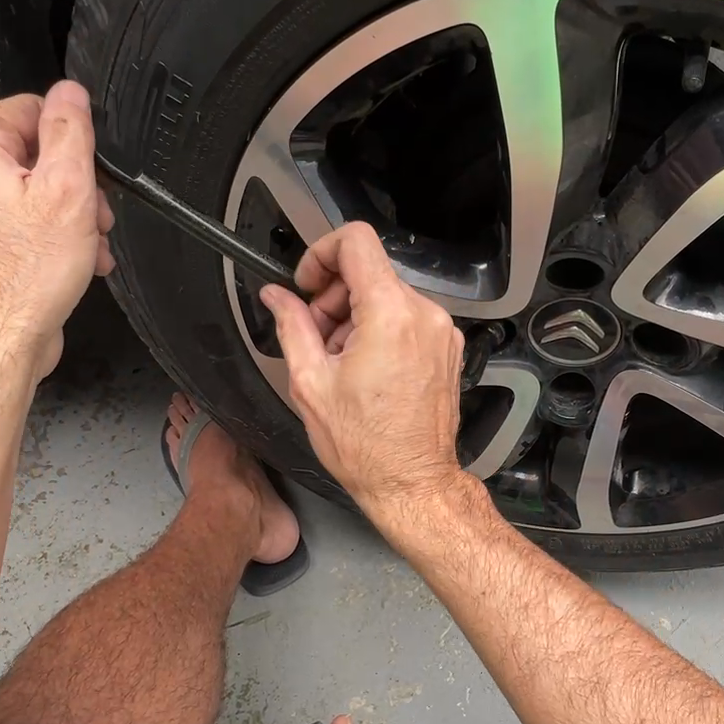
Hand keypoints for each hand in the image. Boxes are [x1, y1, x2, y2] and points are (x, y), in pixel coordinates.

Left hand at [0, 80, 115, 386]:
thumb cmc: (25, 278)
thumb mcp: (69, 192)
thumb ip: (71, 133)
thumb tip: (72, 94)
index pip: (34, 111)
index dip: (75, 147)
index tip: (92, 181)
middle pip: (31, 154)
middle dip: (75, 189)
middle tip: (95, 221)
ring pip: (26, 192)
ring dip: (67, 218)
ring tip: (87, 249)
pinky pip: (12, 223)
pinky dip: (45, 238)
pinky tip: (68, 263)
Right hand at [259, 223, 468, 509]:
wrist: (411, 482)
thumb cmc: (369, 447)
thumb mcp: (310, 383)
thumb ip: (292, 326)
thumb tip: (277, 297)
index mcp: (390, 315)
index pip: (356, 241)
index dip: (321, 253)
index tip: (307, 283)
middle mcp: (424, 316)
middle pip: (370, 271)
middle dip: (334, 296)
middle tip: (316, 335)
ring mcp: (441, 333)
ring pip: (388, 295)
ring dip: (356, 317)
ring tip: (340, 361)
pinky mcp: (446, 349)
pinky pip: (407, 318)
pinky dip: (381, 330)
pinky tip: (365, 368)